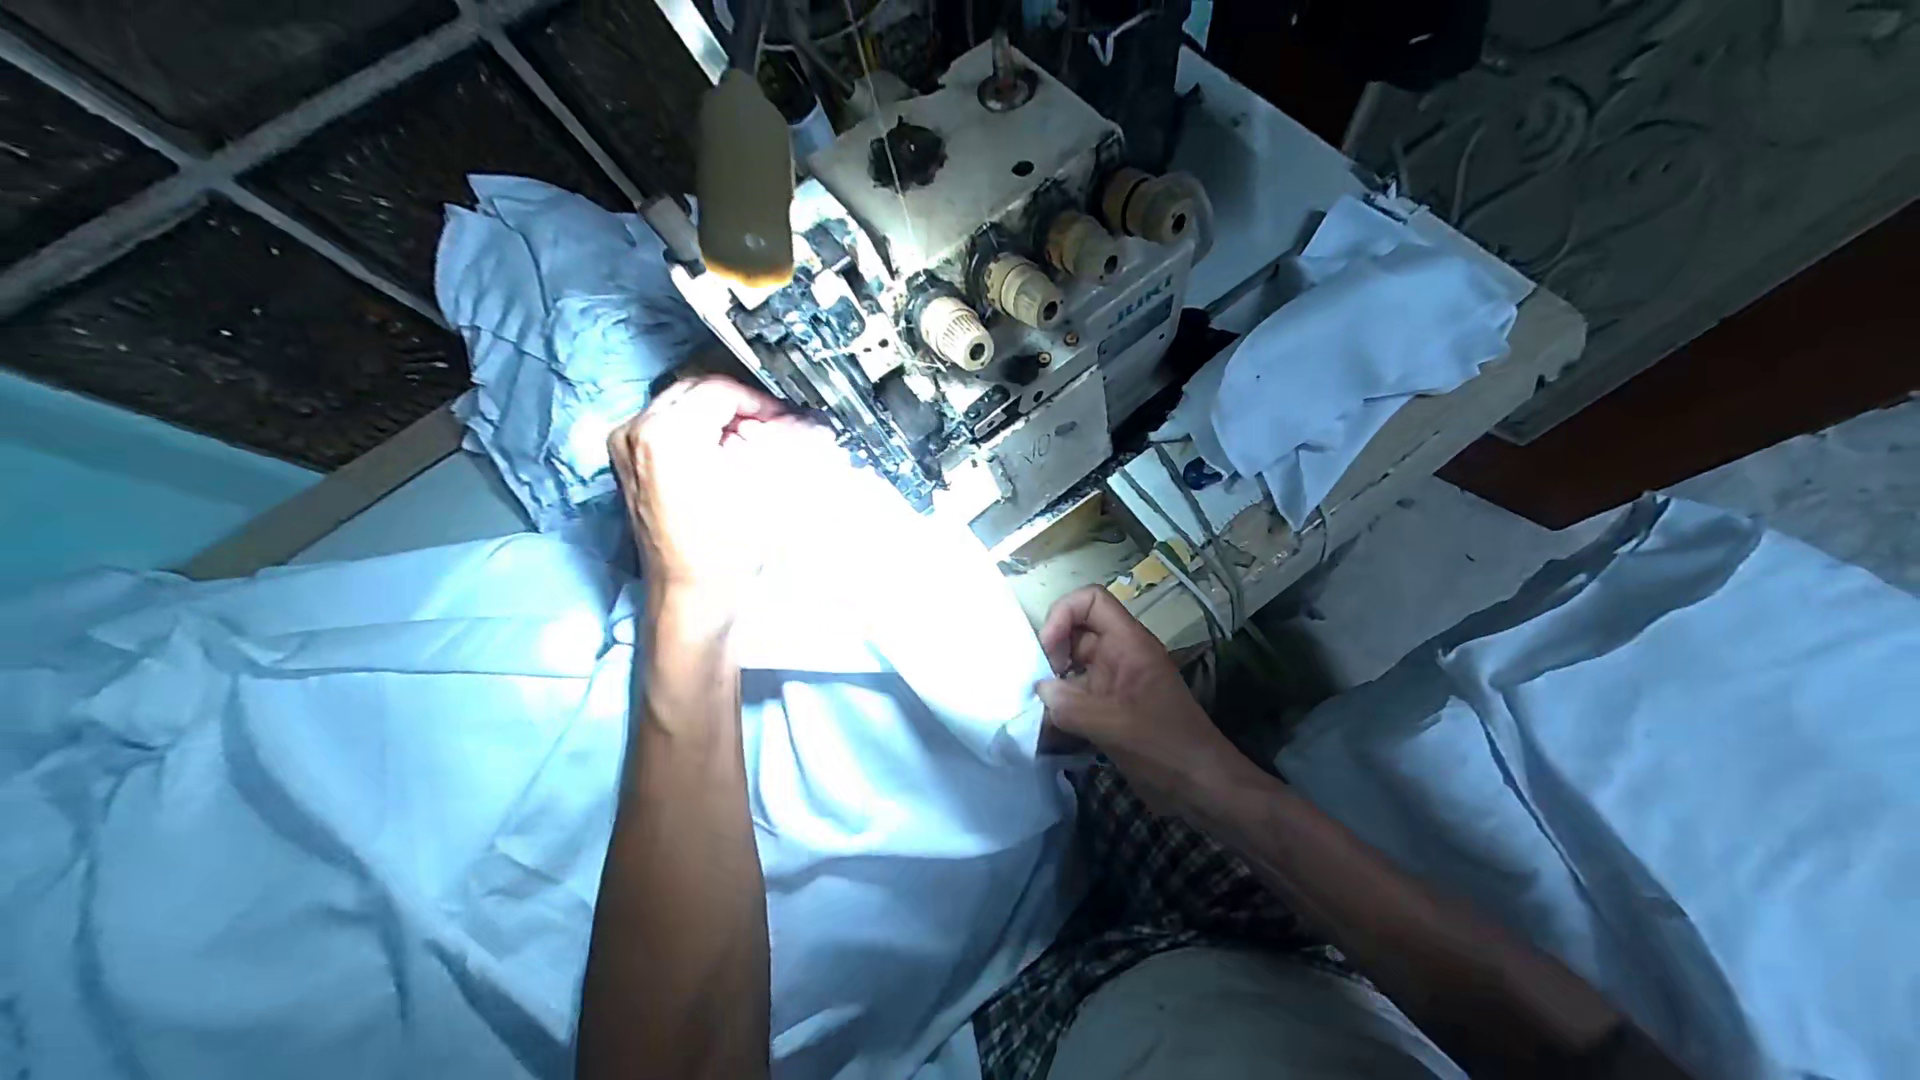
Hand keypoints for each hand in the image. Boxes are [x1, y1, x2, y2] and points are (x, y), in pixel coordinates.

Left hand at [607, 376, 826, 619]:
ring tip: (750, 441)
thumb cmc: (722, 554)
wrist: (690, 595)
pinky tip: (723, 454)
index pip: (720, 390)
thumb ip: (785, 444)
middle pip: (696, 390)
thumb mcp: (766, 490)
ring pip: (680, 405)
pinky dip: (697, 430)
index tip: (782, 416)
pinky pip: (666, 426)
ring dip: (719, 415)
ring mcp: (626, 449)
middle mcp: (636, 435)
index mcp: (666, 435)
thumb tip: (808, 421)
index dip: (759, 400)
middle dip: (739, 404)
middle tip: (772, 425)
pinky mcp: (628, 464)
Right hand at [1036, 586, 1261, 816]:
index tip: (1047, 651)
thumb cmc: (1164, 746)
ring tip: (1037, 709)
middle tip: (1038, 685)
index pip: (1090, 601)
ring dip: (1052, 683)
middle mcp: (1120, 655)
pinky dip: (1060, 706)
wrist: (1200, 787)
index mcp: (1128, 643)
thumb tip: (1040, 690)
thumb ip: (1069, 705)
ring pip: (1073, 666)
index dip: (1062, 614)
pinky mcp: (1110, 708)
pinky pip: (1077, 694)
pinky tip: (1046, 730)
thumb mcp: (1114, 725)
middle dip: (1051, 652)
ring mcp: (1115, 682)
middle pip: (1075, 632)